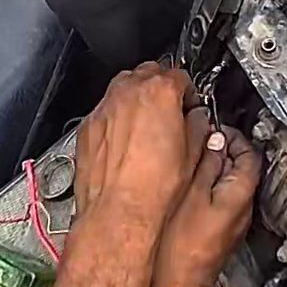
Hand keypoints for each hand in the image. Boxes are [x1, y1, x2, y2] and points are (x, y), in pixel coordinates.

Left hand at [73, 62, 194, 244]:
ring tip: (146, 124)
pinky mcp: (89, 124)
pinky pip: (106, 109)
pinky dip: (116, 117)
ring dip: (137, 97)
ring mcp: (106, 106)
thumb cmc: (153, 189)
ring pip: (124, 86)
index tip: (188, 104)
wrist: (119, 213)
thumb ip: (197, 126)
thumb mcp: (192, 155)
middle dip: (161, 87)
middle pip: (149, 73)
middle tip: (169, 110)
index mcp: (160, 92)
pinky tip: (125, 141)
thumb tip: (197, 120)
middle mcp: (129, 92)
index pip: (179, 75)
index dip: (188, 92)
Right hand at [152, 113, 260, 286]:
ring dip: (210, 167)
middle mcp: (241, 208)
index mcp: (240, 194)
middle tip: (195, 139)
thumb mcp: (190, 191)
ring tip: (186, 160)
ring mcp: (230, 222)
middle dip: (219, 148)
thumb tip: (212, 136)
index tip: (212, 126)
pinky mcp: (217, 232)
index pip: (249, 152)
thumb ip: (204, 161)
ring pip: (227, 182)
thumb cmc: (179, 249)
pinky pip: (217, 199)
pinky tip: (182, 187)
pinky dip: (204, 187)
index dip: (231, 134)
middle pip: (239, 165)